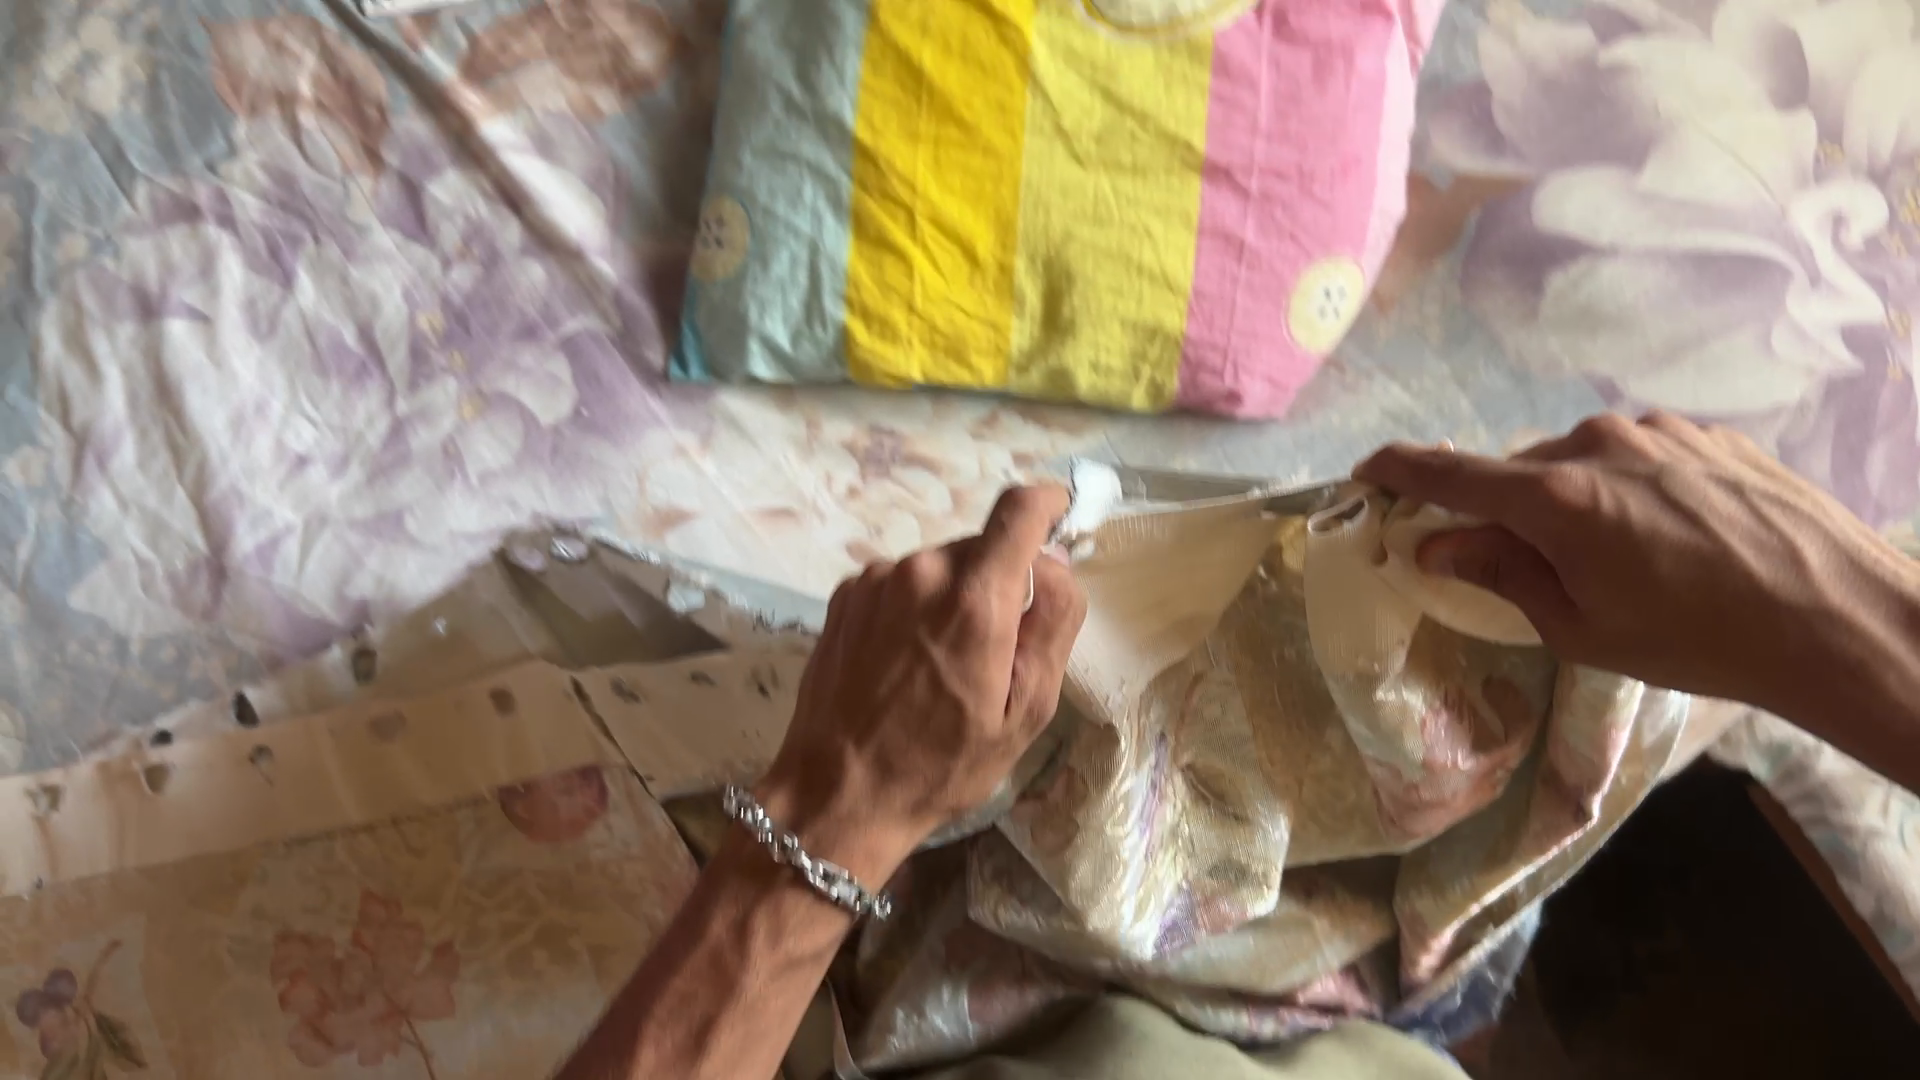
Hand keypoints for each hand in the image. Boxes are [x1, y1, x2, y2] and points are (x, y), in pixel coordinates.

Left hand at [754, 485, 1087, 884]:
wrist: (837, 792)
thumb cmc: (943, 762)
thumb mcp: (1027, 709)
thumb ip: (1054, 620)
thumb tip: (1055, 560)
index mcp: (973, 597)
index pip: (1020, 510)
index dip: (1049, 504)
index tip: (1062, 515)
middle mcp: (921, 569)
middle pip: (983, 546)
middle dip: (1002, 581)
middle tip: (996, 646)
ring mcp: (876, 577)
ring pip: (942, 565)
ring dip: (957, 596)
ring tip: (942, 663)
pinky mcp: (847, 592)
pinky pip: (904, 581)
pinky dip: (918, 605)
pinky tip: (904, 659)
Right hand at [1354, 412, 1919, 721]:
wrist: (1859, 627)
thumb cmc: (1699, 641)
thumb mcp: (1577, 625)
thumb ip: (1497, 571)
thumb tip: (1433, 545)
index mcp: (1555, 498)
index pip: (1447, 473)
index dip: (1398, 470)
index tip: (1366, 472)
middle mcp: (1596, 446)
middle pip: (1512, 472)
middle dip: (1499, 510)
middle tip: (1522, 559)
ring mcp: (1657, 432)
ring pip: (1569, 459)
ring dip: (1561, 496)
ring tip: (1609, 548)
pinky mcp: (1706, 434)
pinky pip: (1627, 452)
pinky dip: (1616, 483)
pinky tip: (1660, 526)